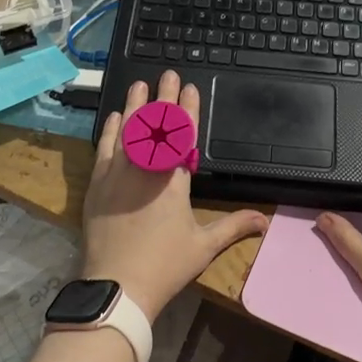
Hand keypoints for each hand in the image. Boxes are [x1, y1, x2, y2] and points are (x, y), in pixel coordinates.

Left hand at [82, 71, 268, 320]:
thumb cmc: (164, 266)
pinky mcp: (96, 185)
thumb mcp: (203, 247)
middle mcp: (144, 168)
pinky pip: (104, 148)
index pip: (182, 134)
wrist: (116, 287)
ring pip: (127, 130)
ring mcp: (117, 174)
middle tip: (168, 74)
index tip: (190, 88)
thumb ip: (234, 227)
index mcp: (172, 180)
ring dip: (135, 105)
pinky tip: (114, 117)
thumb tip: (265, 220)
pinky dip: (110, 130)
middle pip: (155, 124)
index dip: (188, 109)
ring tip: (140, 85)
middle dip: (163, 97)